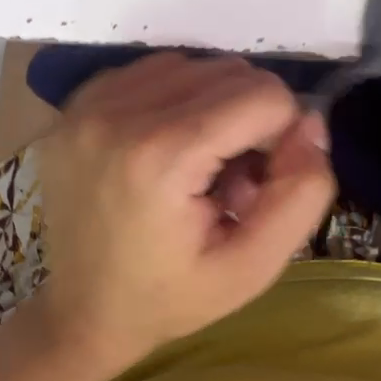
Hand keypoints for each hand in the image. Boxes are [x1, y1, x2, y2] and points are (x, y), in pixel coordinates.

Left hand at [29, 53, 334, 372]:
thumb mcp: (251, 268)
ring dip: (208, 109)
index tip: (250, 191)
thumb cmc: (166, 300)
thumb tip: (311, 122)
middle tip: (221, 188)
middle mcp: (116, 116)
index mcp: (159, 157)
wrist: (82, 314)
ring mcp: (85, 110)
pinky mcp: (69, 112)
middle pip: (227, 72)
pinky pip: (144, 74)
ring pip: (189, 66)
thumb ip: (301, 194)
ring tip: (190, 173)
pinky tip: (159, 156)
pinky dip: (168, 103)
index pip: (263, 94)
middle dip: (244, 123)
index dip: (278, 139)